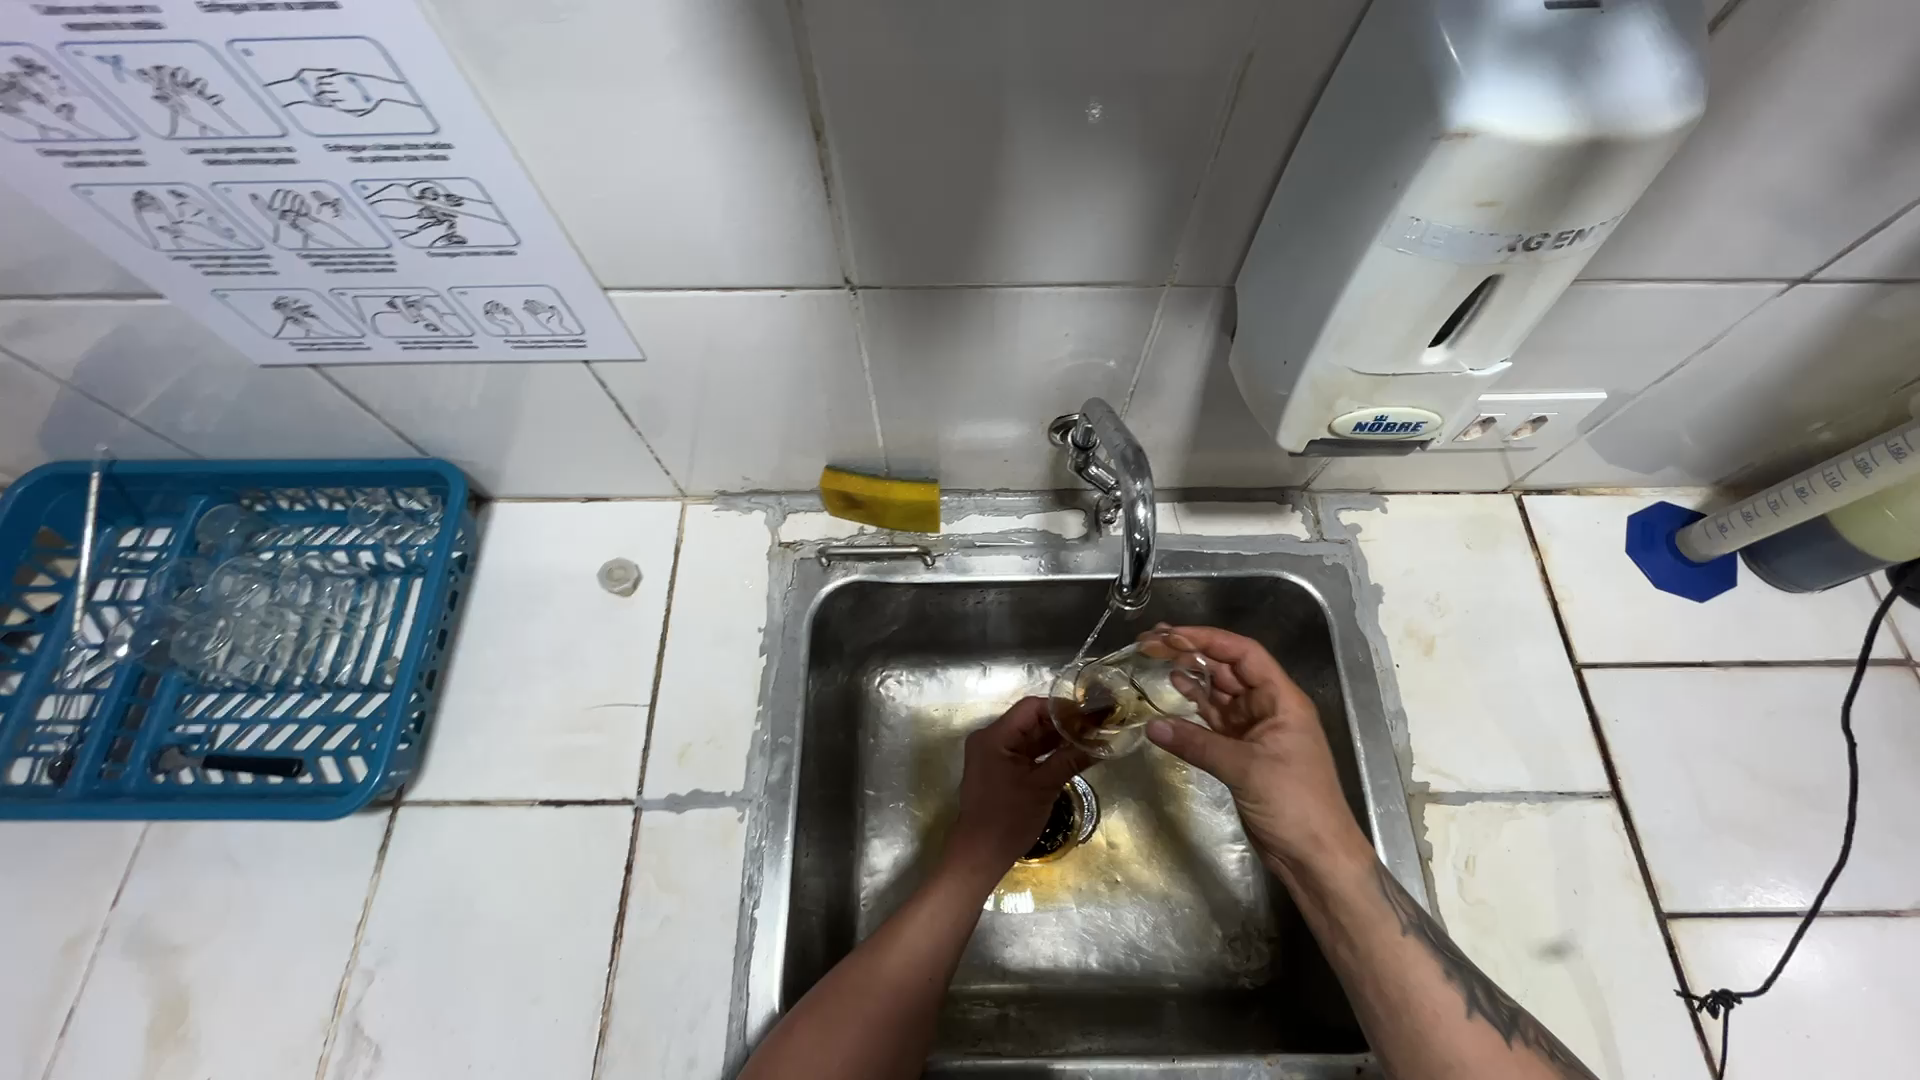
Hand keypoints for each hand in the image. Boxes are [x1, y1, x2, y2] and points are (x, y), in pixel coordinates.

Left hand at [944, 696, 1091, 879]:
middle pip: (1030, 720)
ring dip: (1056, 739)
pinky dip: (1045, 753)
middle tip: (1095, 727)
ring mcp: (993, 754)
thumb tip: (1102, 745)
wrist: (980, 853)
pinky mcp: (998, 768)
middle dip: (1062, 724)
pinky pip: (1024, 752)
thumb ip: (1070, 759)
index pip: (1031, 708)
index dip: (1062, 709)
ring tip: (1088, 739)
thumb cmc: (1009, 818)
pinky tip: (1070, 754)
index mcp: (995, 736)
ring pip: (1029, 737)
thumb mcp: (1044, 787)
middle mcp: (990, 739)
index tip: (1089, 715)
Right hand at [1143, 625, 1367, 873]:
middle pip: (1228, 669)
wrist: (1316, 857)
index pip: (1243, 654)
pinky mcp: (1242, 753)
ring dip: (1190, 677)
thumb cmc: (1296, 805)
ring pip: (1218, 693)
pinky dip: (1192, 709)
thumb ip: (1197, 744)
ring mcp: (1254, 731)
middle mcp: (1268, 708)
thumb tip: (1152, 726)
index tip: (1170, 635)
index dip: (1207, 639)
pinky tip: (1171, 697)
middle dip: (1192, 653)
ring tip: (1155, 661)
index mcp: (1281, 700)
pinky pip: (1212, 721)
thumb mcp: (1246, 769)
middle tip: (1152, 643)